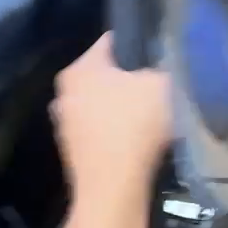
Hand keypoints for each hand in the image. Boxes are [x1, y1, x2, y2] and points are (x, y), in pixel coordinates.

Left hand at [52, 34, 173, 209]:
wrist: (114, 187)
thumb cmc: (135, 125)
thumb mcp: (162, 84)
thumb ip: (162, 66)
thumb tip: (159, 65)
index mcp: (80, 68)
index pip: (112, 40)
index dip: (139, 42)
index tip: (160, 52)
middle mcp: (64, 91)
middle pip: (106, 73)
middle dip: (130, 76)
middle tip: (158, 83)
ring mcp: (64, 122)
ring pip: (102, 101)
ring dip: (123, 104)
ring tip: (151, 112)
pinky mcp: (72, 149)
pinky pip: (101, 126)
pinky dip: (117, 128)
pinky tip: (138, 137)